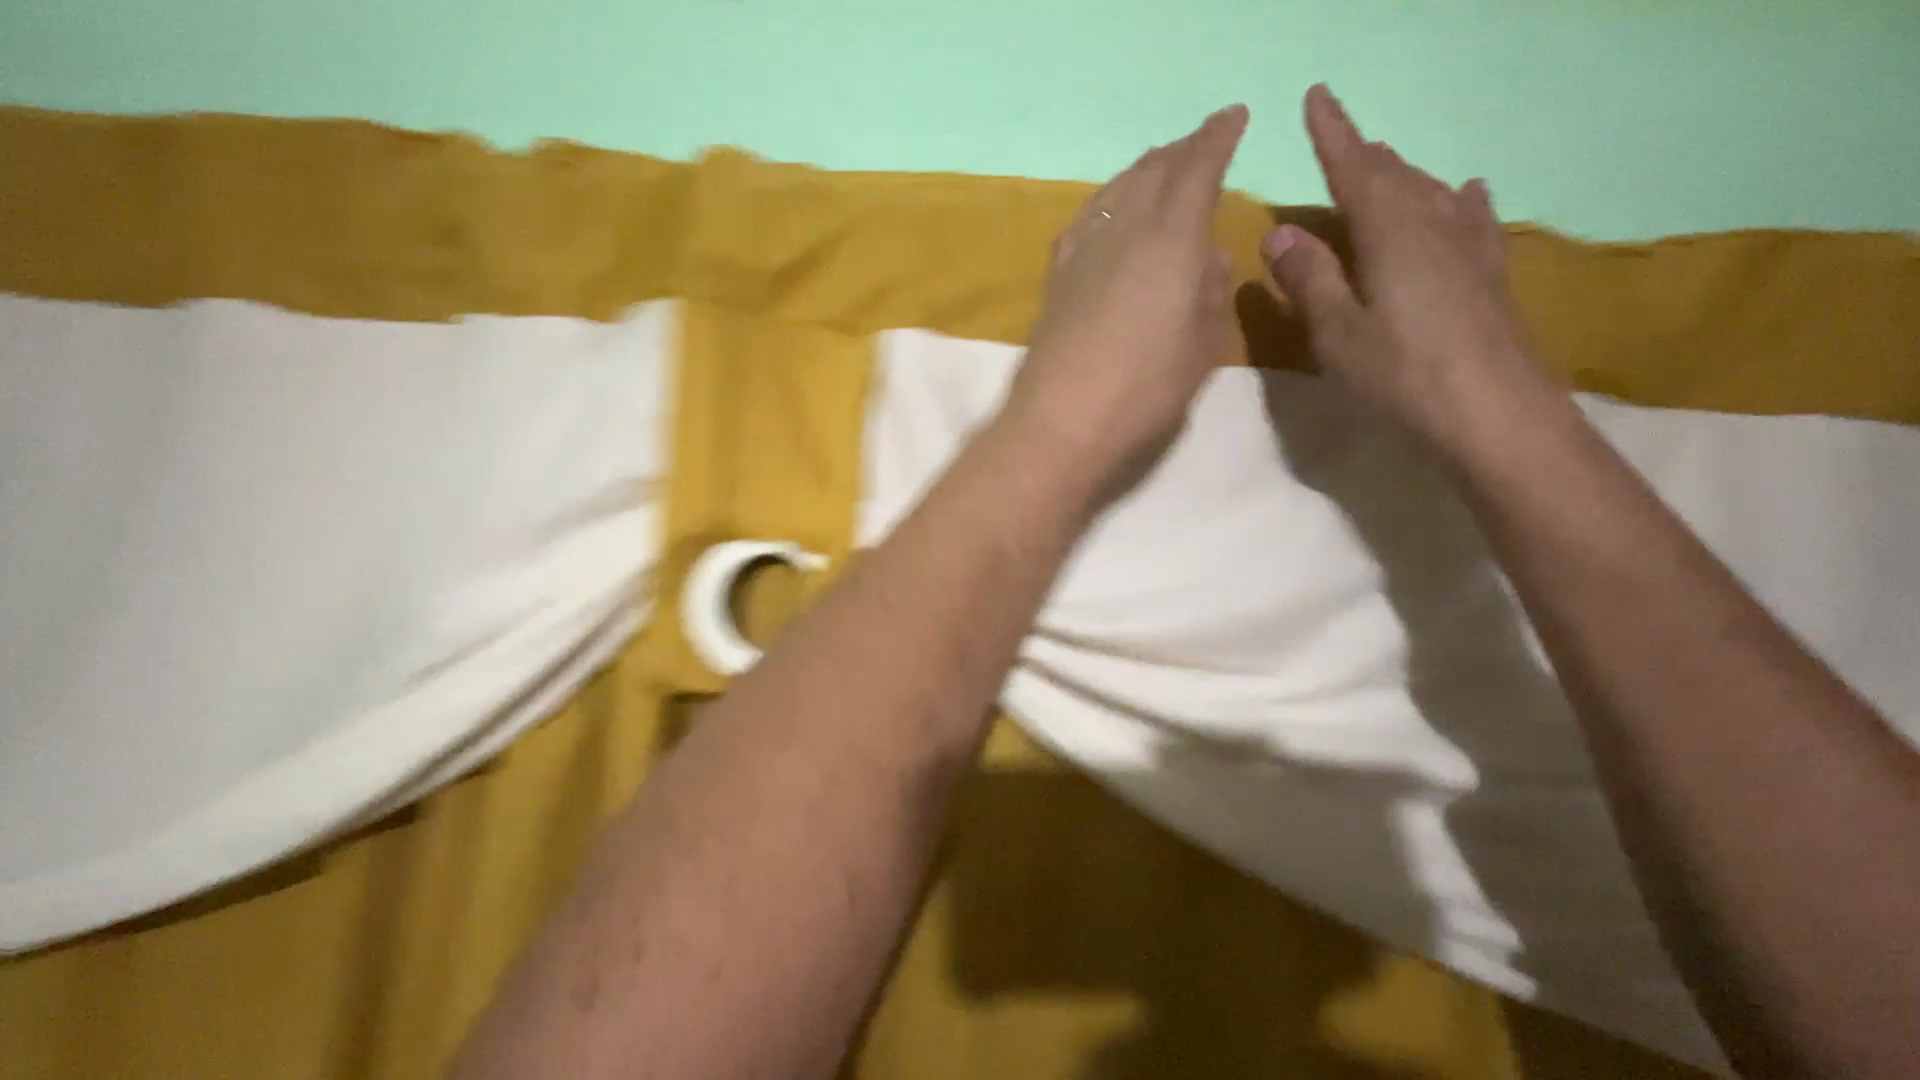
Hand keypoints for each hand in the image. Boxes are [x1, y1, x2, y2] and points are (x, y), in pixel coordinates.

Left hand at [1001, 104, 1249, 485]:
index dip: (1218, 138)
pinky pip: (1088, 217)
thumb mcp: (1201, 349)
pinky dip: (1110, 201)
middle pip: (1154, 171)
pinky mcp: (1057, 275)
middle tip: (1202, 143)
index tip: (1234, 116)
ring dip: (1144, 170)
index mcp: (1171, 241)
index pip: (1198, 169)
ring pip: (1117, 189)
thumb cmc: (1145, 393)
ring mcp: (1084, 250)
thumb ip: (1211, 294)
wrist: (1060, 423)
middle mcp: (1125, 230)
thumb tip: (1211, 256)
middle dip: (1182, 150)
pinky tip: (1112, 210)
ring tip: (1161, 168)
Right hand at [1261, 85, 1559, 447]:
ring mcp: (1470, 249)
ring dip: (1403, 175)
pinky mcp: (1491, 276)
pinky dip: (1461, 201)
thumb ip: (1310, 280)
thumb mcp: (1340, 334)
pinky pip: (1473, 220)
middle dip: (1365, 156)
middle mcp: (1433, 227)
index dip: (1333, 134)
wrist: (1498, 415)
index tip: (1318, 97)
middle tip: (1341, 140)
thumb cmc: (1405, 377)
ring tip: (1386, 164)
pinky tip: (1468, 193)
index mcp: (1390, 234)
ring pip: (1431, 193)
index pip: (1354, 171)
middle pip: (1395, 177)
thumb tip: (1279, 233)